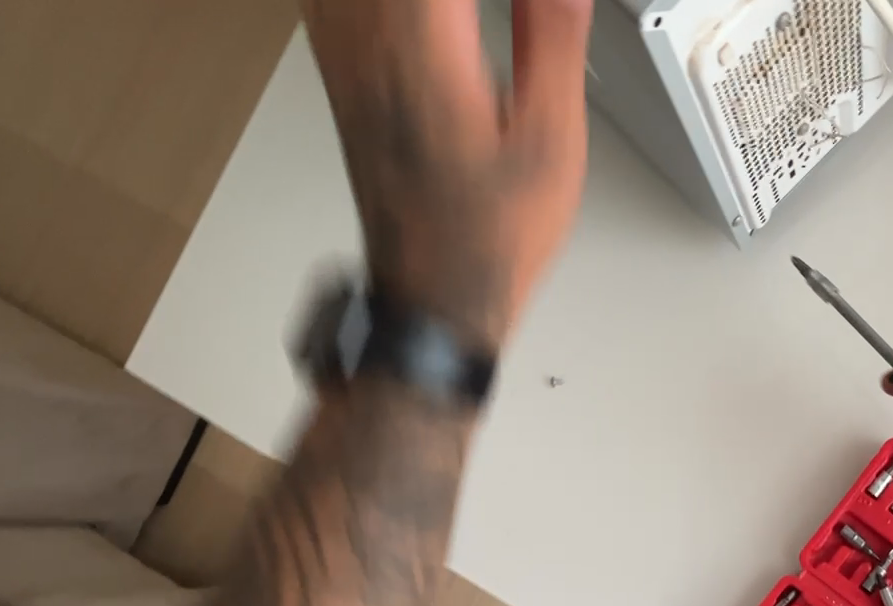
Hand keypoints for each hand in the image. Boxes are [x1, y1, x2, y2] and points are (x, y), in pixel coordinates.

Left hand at [303, 0, 593, 353]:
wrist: (437, 289)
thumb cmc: (491, 234)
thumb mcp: (550, 141)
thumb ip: (553, 37)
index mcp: (423, 41)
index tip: (548, 6)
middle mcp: (366, 30)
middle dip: (469, 7)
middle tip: (528, 21)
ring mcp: (340, 43)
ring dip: (443, 10)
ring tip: (480, 32)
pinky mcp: (338, 59)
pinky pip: (347, 2)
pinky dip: (414, 12)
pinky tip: (441, 26)